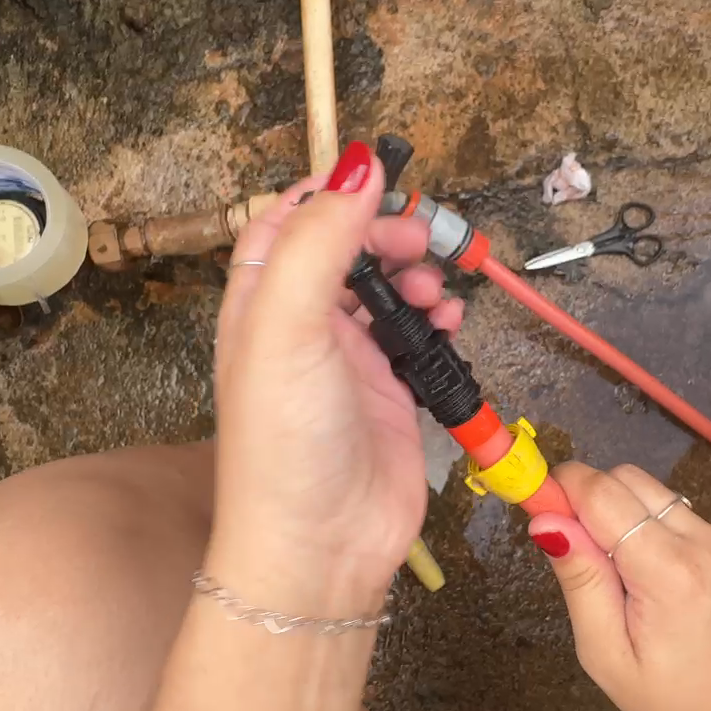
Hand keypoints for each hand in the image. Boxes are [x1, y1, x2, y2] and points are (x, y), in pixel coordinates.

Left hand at [208, 154, 463, 614]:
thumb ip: (318, 242)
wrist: (323, 547)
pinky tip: (449, 321)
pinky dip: (437, 318)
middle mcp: (301, 327)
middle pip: (346, 251)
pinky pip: (418, 335)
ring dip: (415, 275)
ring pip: (387, 290)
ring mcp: (348, 360)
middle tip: (417, 238)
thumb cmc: (288, 441)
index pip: (288, 223)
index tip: (377, 182)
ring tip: (433, 289)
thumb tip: (359, 163)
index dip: (330, 196)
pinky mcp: (390, 391)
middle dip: (384, 234)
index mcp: (261, 303)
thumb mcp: (287, 328)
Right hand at [527, 462, 710, 710]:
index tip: (539, 511)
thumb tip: (544, 520)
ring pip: (648, 488)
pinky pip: (670, 508)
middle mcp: (701, 540)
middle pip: (624, 478)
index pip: (602, 492)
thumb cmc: (673, 703)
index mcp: (669, 571)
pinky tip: (641, 569)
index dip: (562, 488)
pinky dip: (643, 521)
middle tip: (572, 548)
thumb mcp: (606, 655)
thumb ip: (579, 580)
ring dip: (616, 509)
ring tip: (610, 568)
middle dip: (587, 497)